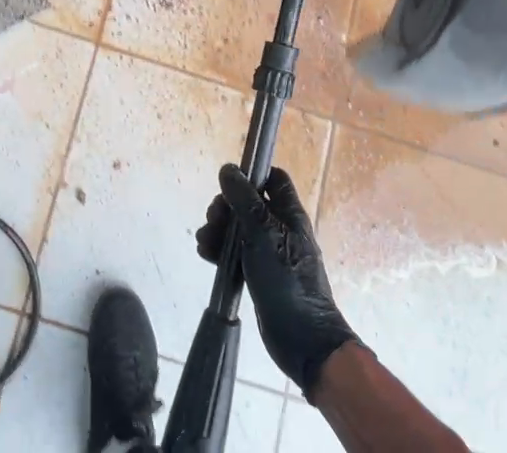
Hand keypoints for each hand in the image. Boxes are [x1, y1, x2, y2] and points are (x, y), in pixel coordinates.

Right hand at [196, 164, 356, 396]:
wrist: (302, 338)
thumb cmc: (286, 280)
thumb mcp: (263, 234)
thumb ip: (244, 200)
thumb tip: (228, 168)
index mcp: (289, 215)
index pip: (273, 180)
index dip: (251, 176)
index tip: (228, 185)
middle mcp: (280, 230)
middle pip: (248, 204)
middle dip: (226, 207)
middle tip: (213, 220)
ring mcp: (269, 254)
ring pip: (238, 229)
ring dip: (218, 230)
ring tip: (204, 242)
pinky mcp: (258, 274)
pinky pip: (235, 253)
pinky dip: (219, 250)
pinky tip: (206, 255)